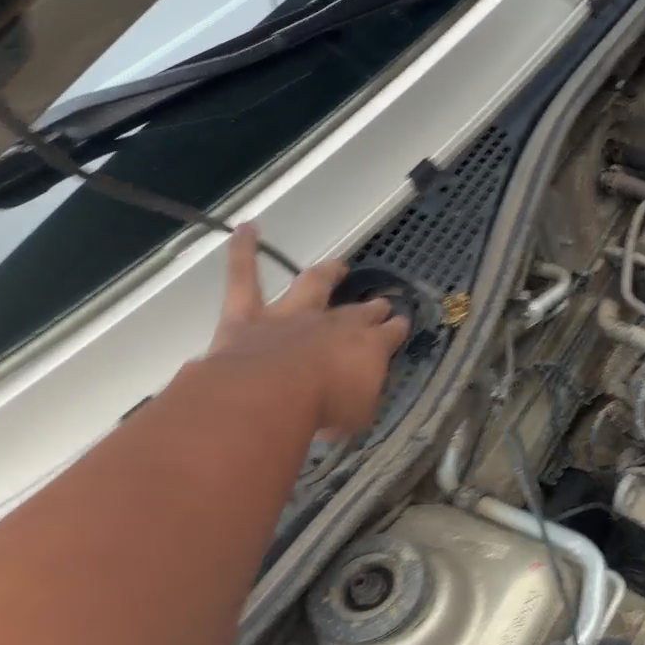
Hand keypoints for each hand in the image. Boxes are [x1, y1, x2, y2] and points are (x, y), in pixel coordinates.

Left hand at [204, 226, 408, 437]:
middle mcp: (335, 324)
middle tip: (381, 303)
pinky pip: (244, 277)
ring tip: (336, 264)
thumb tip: (358, 393)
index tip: (401, 325)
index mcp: (369, 349)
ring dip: (325, 273)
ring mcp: (291, 315)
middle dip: (372, 308)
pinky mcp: (248, 314)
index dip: (396, 330)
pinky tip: (247, 227)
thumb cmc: (324, 411)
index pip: (390, 336)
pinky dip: (244, 250)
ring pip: (312, 286)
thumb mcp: (359, 416)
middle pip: (358, 312)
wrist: (271, 394)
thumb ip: (361, 398)